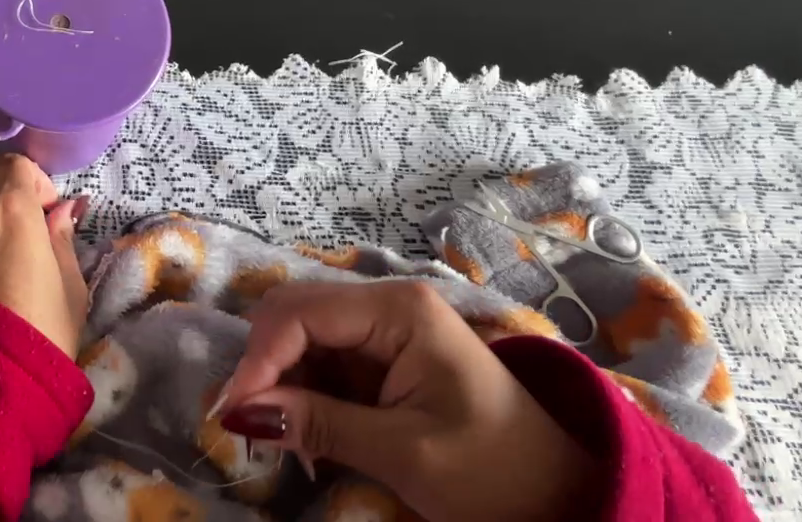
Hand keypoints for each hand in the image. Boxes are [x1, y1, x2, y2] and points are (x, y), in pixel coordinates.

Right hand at [216, 280, 596, 521]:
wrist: (569, 498)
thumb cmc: (497, 475)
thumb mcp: (406, 455)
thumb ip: (319, 425)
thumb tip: (239, 414)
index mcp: (398, 310)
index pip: (301, 313)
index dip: (259, 358)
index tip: (231, 412)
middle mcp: (384, 302)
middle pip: (293, 312)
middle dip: (263, 363)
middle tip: (243, 420)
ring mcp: (382, 325)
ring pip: (300, 334)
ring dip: (279, 378)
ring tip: (271, 429)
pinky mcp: (380, 352)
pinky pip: (320, 356)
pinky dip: (300, 387)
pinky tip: (300, 423)